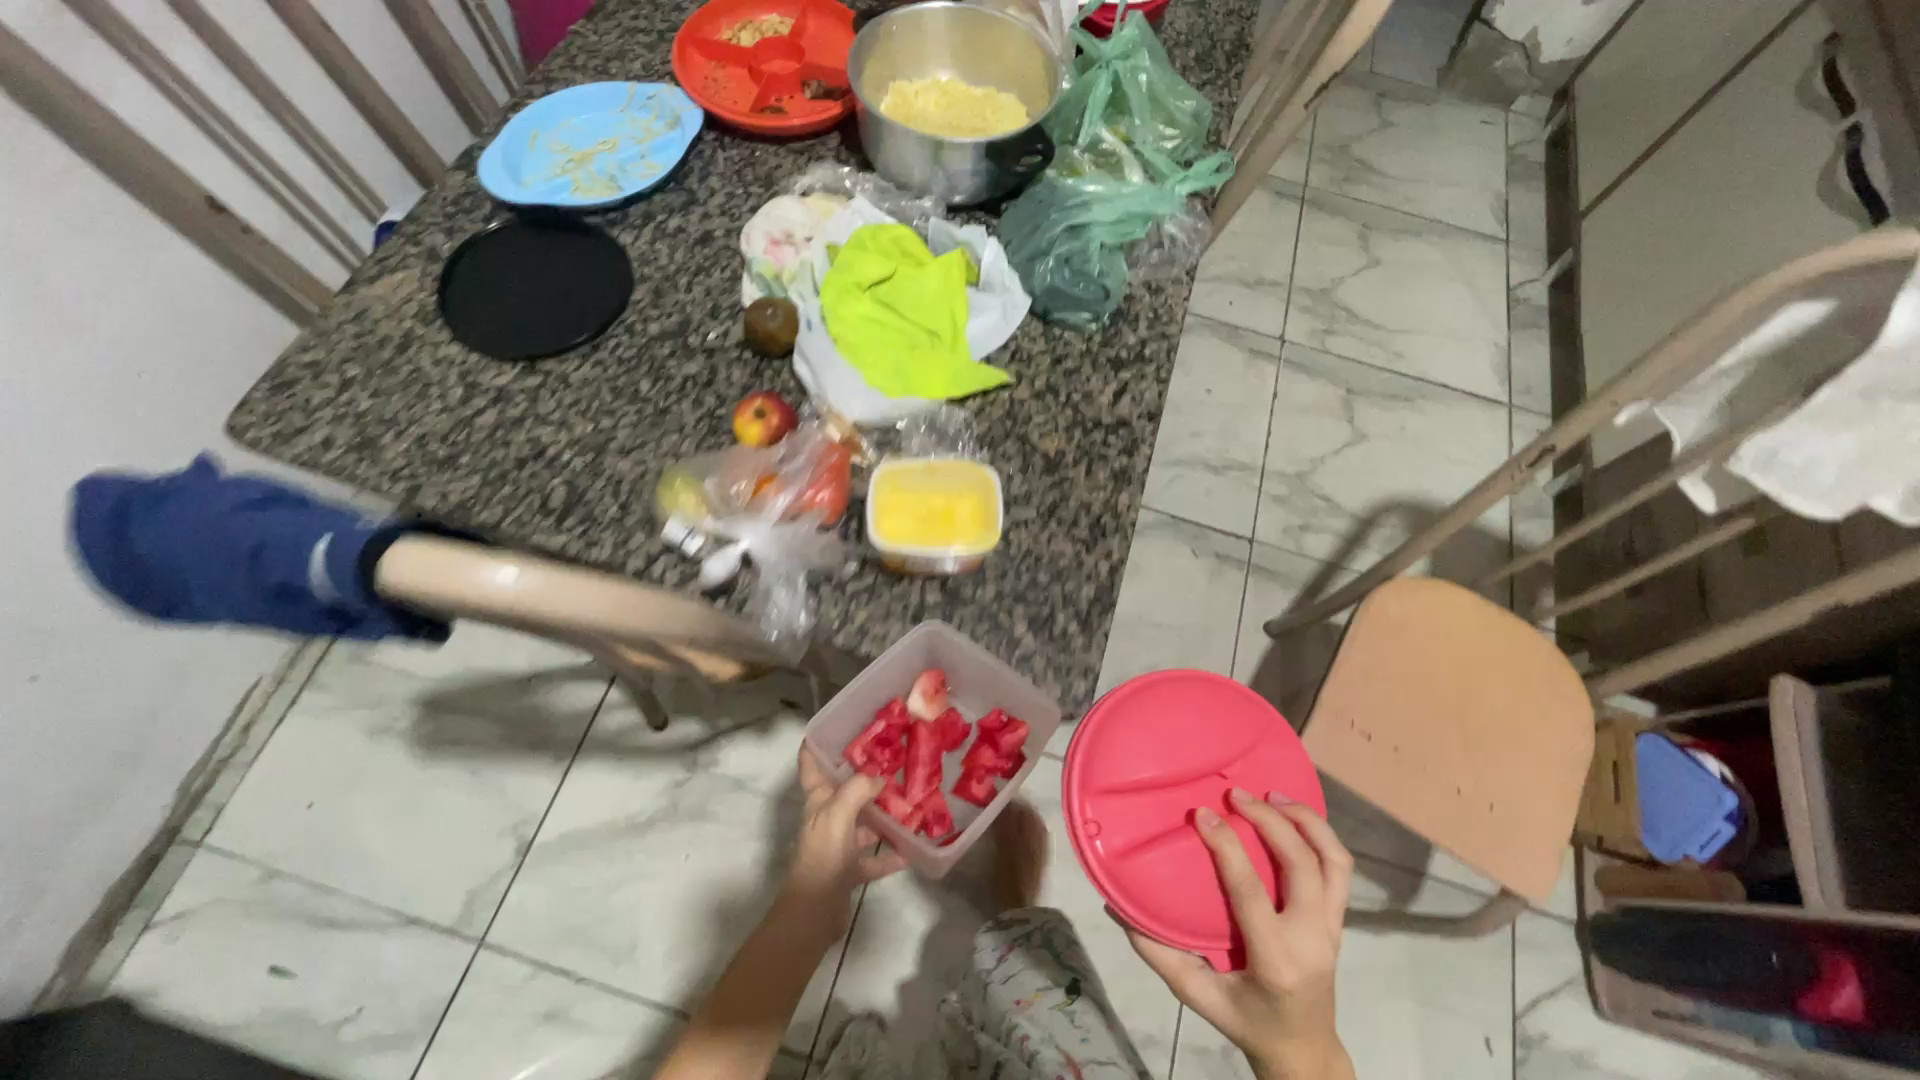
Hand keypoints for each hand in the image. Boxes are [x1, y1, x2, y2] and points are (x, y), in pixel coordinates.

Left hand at [783, 747, 908, 924]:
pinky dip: (891, 854)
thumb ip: (858, 789)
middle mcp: (826, 819)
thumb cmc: (823, 855)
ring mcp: (838, 846)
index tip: (835, 727)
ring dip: (883, 815)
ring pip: (862, 824)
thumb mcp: (838, 814)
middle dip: (863, 777)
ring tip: (910, 801)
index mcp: (817, 801)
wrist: (815, 910)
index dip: (816, 744)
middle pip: (843, 792)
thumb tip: (880, 775)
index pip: (810, 765)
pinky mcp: (849, 870)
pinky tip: (911, 849)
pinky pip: (874, 858)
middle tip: (891, 760)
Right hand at [1123, 788, 1354, 1079]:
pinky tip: (1294, 817)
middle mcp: (1312, 939)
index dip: (1228, 849)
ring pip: (1334, 862)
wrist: (1304, 1049)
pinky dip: (1321, 836)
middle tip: (1236, 795)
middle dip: (1271, 821)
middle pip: (1302, 865)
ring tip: (1274, 795)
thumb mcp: (1197, 996)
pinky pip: (1339, 870)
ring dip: (1307, 822)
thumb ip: (1158, 954)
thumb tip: (1118, 909)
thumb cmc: (1245, 1021)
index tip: (1203, 815)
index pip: (1252, 892)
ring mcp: (1333, 929)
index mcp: (1275, 960)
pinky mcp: (1339, 921)